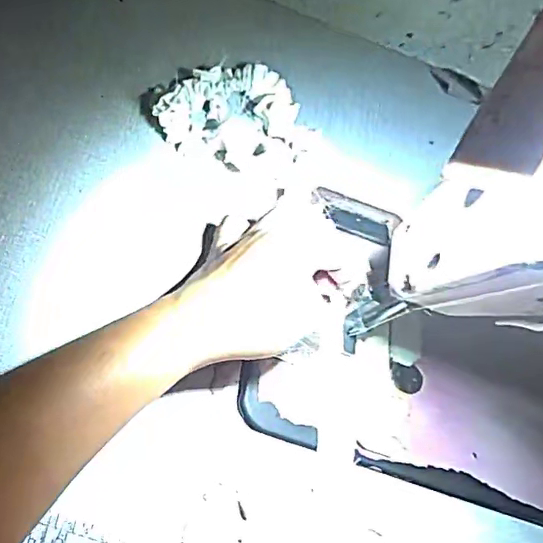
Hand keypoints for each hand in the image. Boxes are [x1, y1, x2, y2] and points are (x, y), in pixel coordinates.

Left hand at [159, 196, 363, 368]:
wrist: (194, 326)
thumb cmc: (244, 322)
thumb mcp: (305, 322)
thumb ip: (325, 306)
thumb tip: (325, 302)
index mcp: (301, 245)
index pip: (341, 254)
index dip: (348, 277)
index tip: (344, 291)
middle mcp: (271, 234)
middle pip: (312, 228)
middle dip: (323, 251)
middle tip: (324, 279)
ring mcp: (242, 239)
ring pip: (274, 216)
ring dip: (291, 231)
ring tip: (297, 254)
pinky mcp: (218, 251)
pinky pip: (236, 227)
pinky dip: (247, 230)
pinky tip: (250, 242)